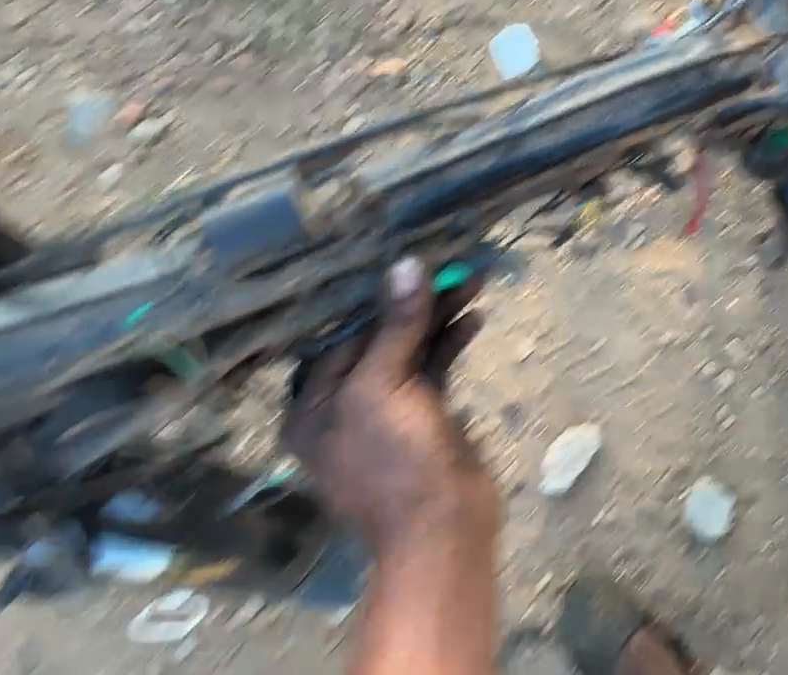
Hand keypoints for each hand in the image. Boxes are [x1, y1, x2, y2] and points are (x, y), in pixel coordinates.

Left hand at [285, 256, 495, 555]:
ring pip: (412, 350)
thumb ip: (395, 326)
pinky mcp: (424, 416)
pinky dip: (451, 343)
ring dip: (440, 317)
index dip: (374, 298)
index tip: (406, 261)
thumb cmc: (394, 460)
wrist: (443, 526)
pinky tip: (474, 319)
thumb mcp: (383, 388)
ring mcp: (387, 411)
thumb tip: (406, 265)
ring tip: (474, 280)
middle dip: (415, 303)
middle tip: (451, 265)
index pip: (341, 334)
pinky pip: (434, 368)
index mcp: (313, 405)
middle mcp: (344, 405)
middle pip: (380, 338)